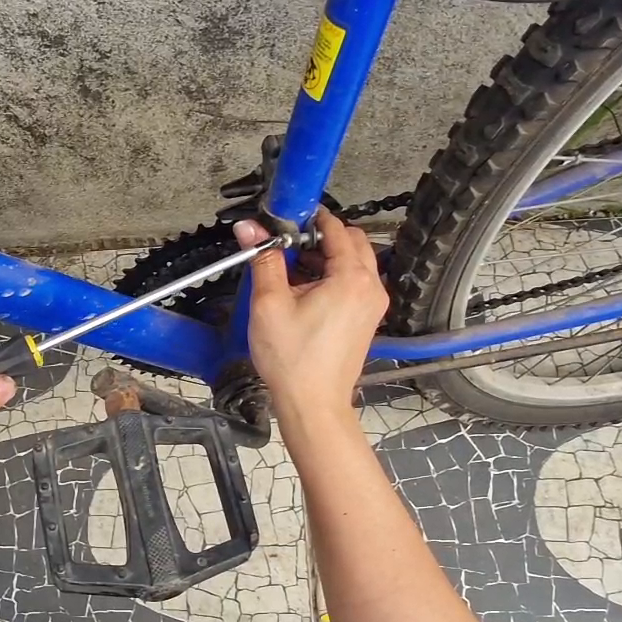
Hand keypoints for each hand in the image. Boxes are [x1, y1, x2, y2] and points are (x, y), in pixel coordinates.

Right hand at [233, 210, 387, 425]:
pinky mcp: (366, 320)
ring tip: (294, 271)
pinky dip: (335, 278)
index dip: (309, 220)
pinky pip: (355, 284)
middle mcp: (370, 287)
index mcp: (351, 278)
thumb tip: (249, 229)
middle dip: (321, 237)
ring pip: (355, 262)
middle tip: (289, 246)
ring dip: (328, 257)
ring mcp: (372, 305)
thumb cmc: (294, 360)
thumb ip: (263, 259)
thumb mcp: (269, 304)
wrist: (313, 402)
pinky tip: (306, 292)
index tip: (286, 221)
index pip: (337, 228)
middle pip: (352, 242)